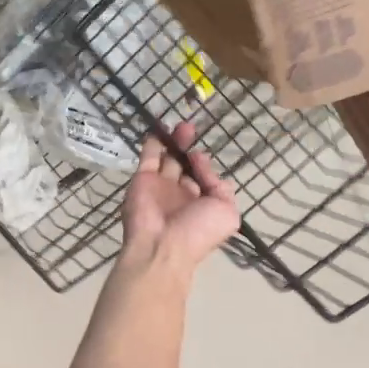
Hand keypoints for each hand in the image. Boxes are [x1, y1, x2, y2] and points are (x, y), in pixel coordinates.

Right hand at [119, 121, 238, 278]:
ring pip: (167, 157)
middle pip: (184, 164)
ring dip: (173, 141)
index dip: (203, 163)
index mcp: (202, 202)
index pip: (203, 176)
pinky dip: (152, 142)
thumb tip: (199, 160)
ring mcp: (160, 183)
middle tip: (188, 127)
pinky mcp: (142, 177)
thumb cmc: (199, 230)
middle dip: (187, 146)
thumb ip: (218, 184)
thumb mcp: (226, 211)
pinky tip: (158, 129)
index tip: (199, 154)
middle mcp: (181, 192)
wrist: (163, 243)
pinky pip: (148, 156)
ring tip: (180, 124)